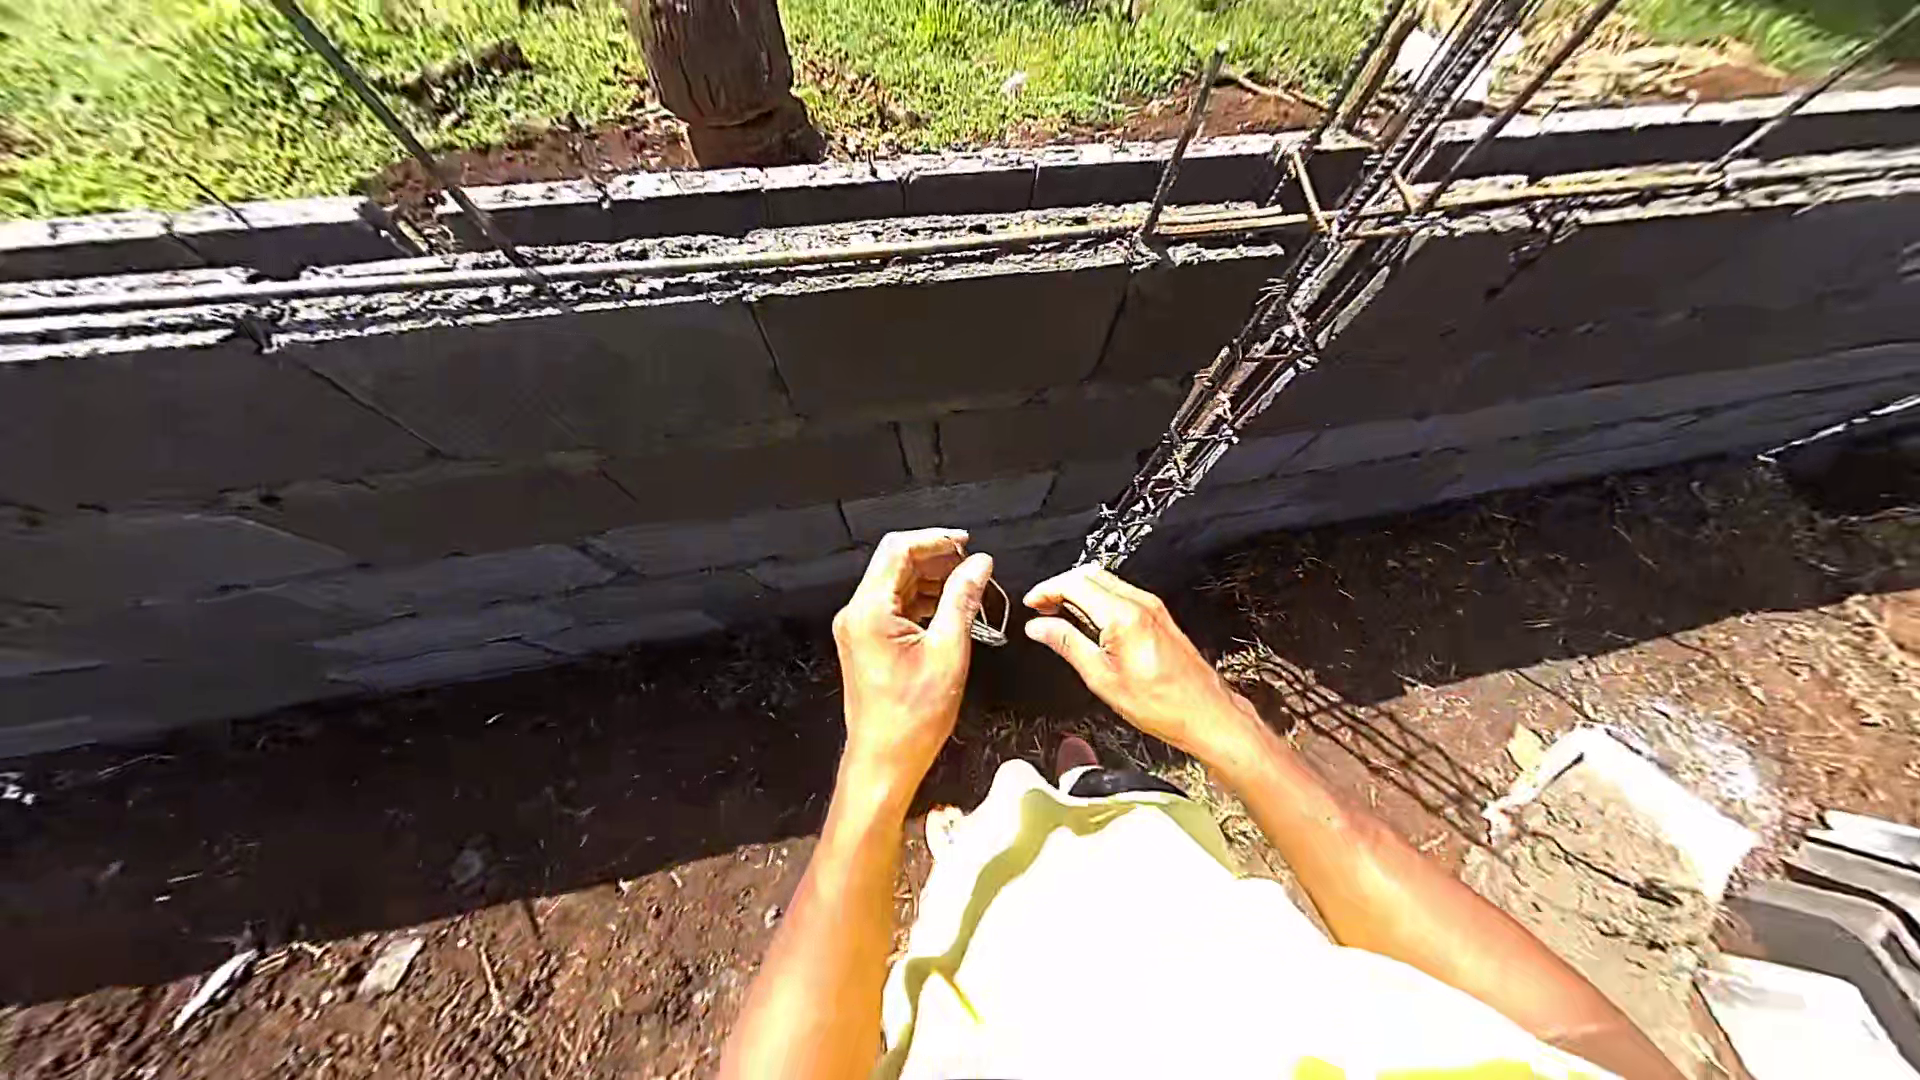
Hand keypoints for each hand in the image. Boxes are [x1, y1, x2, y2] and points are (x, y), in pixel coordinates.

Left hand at [832, 529, 993, 791]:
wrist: (884, 761)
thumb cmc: (912, 718)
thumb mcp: (948, 651)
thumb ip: (963, 599)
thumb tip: (979, 564)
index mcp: (870, 611)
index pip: (899, 550)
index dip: (935, 539)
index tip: (966, 543)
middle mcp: (857, 613)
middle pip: (896, 564)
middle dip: (936, 559)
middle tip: (973, 565)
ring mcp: (859, 627)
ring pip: (897, 584)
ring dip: (932, 580)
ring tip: (968, 587)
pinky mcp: (867, 641)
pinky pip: (895, 606)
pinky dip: (923, 600)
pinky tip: (950, 607)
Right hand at [1024, 564, 1258, 760]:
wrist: (1206, 714)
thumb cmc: (1162, 704)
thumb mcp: (1102, 678)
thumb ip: (1066, 644)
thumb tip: (1038, 627)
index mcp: (1123, 616)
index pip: (1074, 583)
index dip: (1046, 590)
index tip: (1032, 603)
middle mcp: (1140, 603)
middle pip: (1088, 574)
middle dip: (1059, 586)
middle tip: (1041, 608)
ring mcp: (1152, 606)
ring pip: (1104, 580)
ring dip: (1077, 590)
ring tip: (1059, 615)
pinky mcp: (1158, 614)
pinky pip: (1119, 592)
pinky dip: (1096, 597)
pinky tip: (1087, 620)